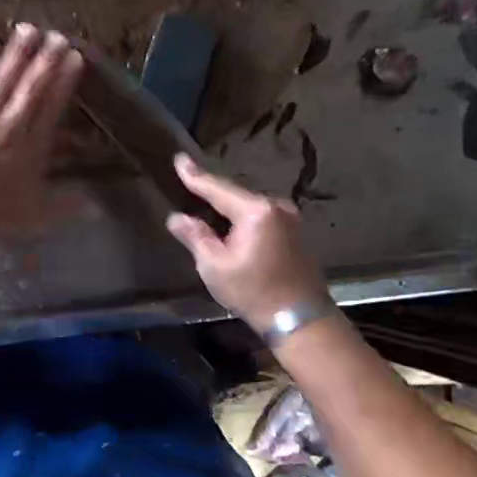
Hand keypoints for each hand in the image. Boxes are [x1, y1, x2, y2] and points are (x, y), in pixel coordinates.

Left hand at [0, 24, 83, 237]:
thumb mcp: (39, 214)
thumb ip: (68, 206)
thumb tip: (96, 207)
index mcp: (32, 145)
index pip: (53, 105)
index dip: (65, 80)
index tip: (76, 57)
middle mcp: (9, 126)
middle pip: (31, 87)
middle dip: (46, 59)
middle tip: (58, 35)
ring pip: (1, 83)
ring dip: (14, 56)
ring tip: (26, 29)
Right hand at [165, 155, 327, 323]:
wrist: (298, 317)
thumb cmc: (253, 291)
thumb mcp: (214, 265)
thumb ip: (196, 236)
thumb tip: (178, 217)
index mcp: (256, 211)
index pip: (217, 188)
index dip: (195, 176)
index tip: (179, 159)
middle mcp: (276, 207)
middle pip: (234, 195)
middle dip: (210, 194)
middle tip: (187, 184)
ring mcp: (289, 219)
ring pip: (246, 207)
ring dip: (225, 209)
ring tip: (202, 207)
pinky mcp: (293, 232)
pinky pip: (258, 217)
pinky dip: (240, 219)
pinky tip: (227, 226)